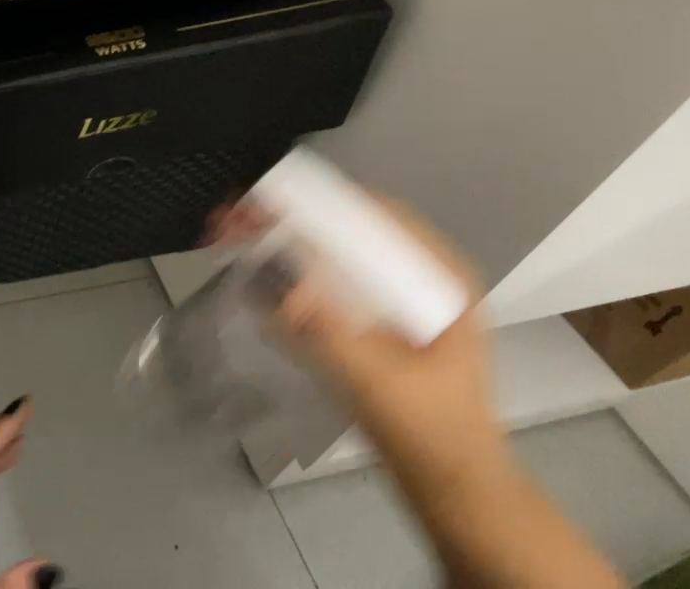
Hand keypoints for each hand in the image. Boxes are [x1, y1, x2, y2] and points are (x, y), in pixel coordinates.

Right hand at [206, 196, 503, 474]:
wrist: (453, 491)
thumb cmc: (432, 433)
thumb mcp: (379, 380)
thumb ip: (329, 331)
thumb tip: (274, 281)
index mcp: (442, 282)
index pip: (382, 217)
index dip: (325, 201)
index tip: (273, 198)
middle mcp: (422, 282)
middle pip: (350, 233)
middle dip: (291, 221)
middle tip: (239, 215)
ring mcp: (399, 306)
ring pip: (337, 257)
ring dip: (285, 244)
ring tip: (235, 234)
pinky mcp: (376, 328)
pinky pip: (330, 286)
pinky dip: (291, 276)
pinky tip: (255, 275)